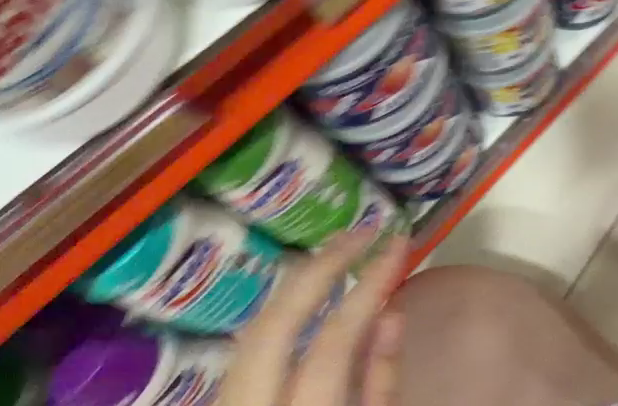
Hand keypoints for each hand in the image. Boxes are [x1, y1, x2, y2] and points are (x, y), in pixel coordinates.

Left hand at [219, 229, 409, 405]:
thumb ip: (379, 387)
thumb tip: (391, 313)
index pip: (333, 342)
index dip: (368, 286)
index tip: (398, 240)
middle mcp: (248, 405)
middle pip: (277, 322)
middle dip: (321, 266)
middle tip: (364, 230)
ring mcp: (225, 402)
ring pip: (254, 328)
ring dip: (297, 283)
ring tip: (339, 249)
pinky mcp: (219, 400)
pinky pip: (247, 346)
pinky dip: (280, 312)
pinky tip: (306, 294)